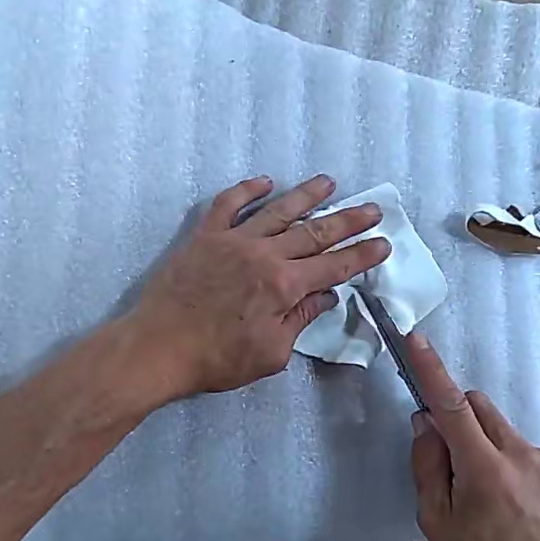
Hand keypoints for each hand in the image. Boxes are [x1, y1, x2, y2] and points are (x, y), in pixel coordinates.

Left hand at [126, 174, 390, 398]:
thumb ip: (300, 320)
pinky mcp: (205, 236)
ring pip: (279, 210)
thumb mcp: (271, 353)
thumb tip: (324, 297)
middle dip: (349, 221)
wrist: (157, 347)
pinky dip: (247, 190)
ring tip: (328, 182)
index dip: (362, 255)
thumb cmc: (217, 358)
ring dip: (307, 195)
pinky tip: (264, 181)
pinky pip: (228, 204)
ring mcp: (234, 240)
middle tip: (372, 209)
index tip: (383, 243)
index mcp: (284, 286)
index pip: (335, 266)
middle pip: (316, 232)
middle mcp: (265, 255)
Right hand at [406, 333, 539, 540]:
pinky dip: (503, 457)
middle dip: (456, 417)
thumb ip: (427, 466)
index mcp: (484, 469)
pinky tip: (508, 499)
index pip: (451, 405)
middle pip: (477, 405)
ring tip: (483, 491)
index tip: (417, 340)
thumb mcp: (437, 524)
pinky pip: (518, 445)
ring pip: (498, 425)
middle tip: (448, 459)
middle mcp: (518, 453)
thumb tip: (426, 423)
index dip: (431, 370)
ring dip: (481, 441)